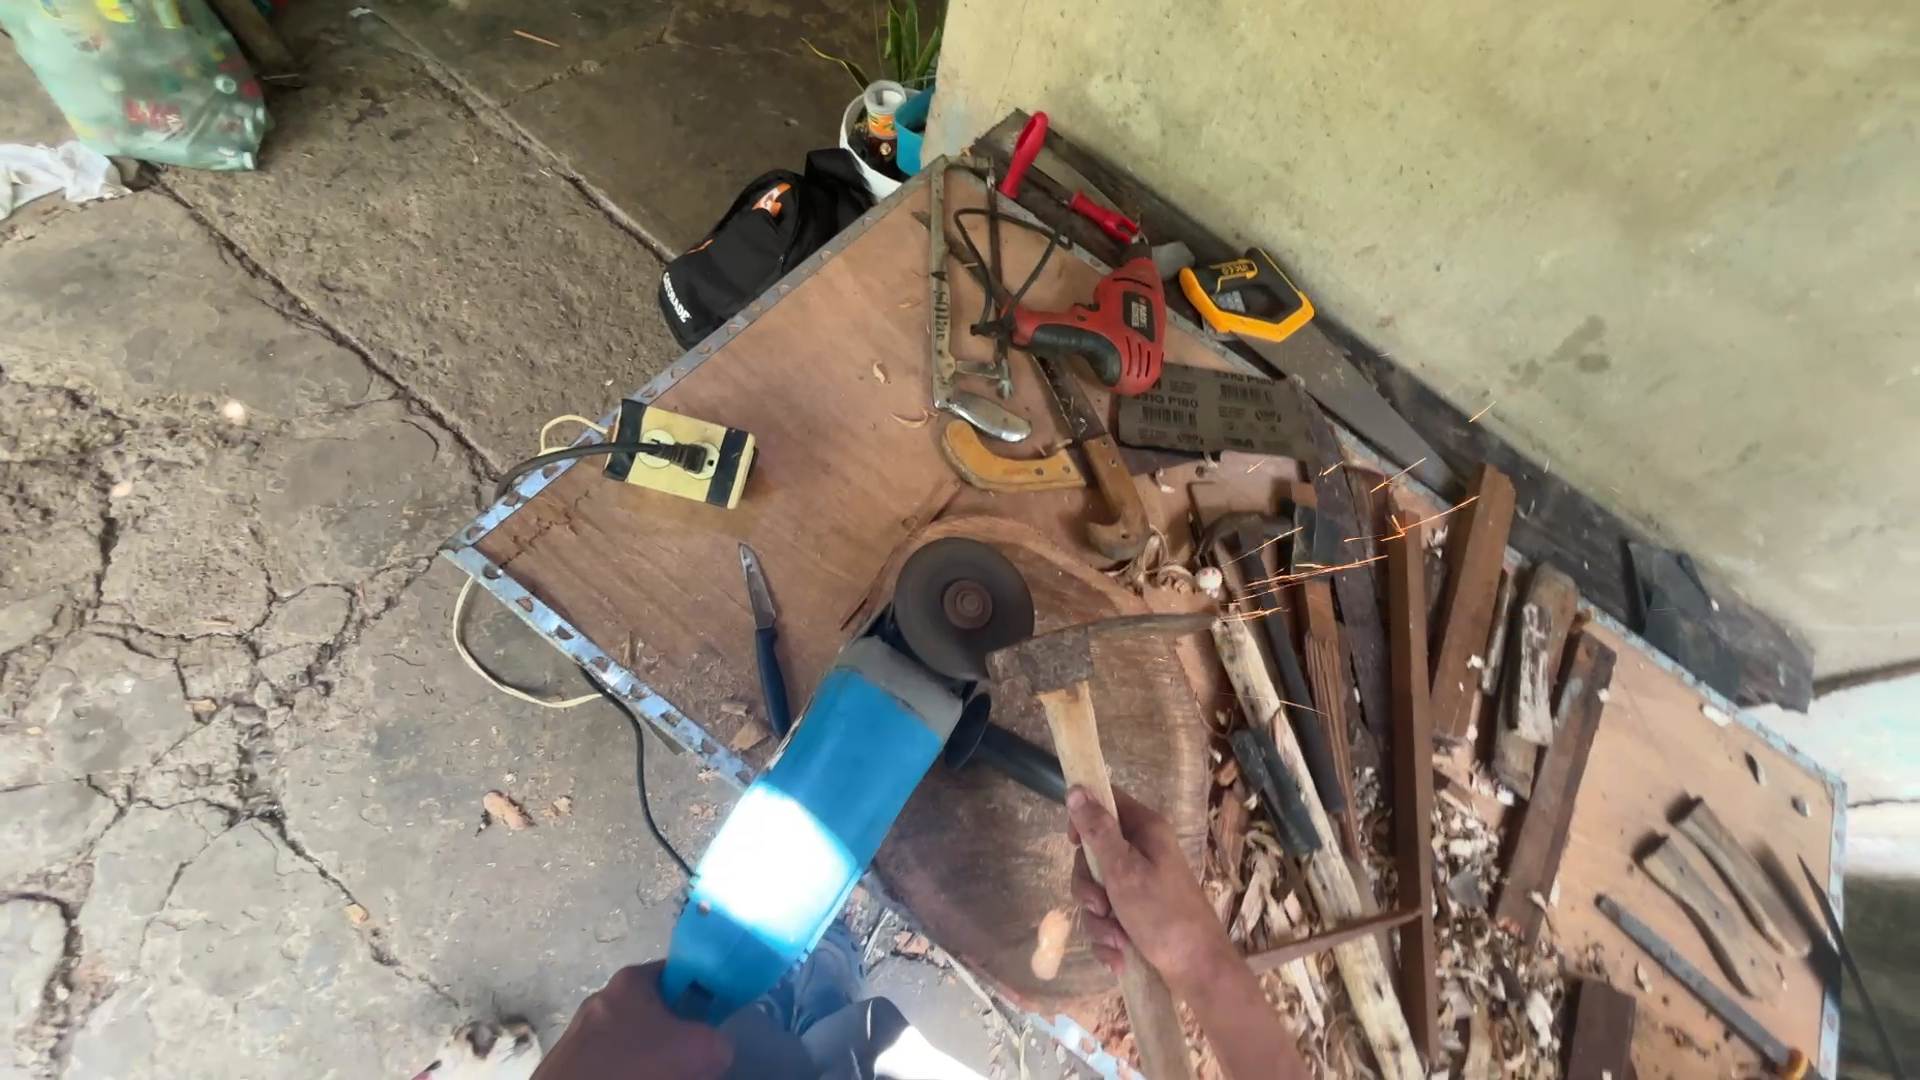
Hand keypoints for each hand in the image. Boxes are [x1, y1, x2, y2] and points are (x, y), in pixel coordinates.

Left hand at [532, 961, 732, 1079]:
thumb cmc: (633, 1069)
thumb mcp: (698, 1052)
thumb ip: (719, 1042)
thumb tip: (717, 1050)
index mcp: (631, 980)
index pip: (678, 973)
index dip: (700, 996)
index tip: (709, 1023)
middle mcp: (601, 999)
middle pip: (653, 1012)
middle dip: (672, 1036)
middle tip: (687, 1062)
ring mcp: (577, 1036)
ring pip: (628, 1044)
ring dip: (647, 1061)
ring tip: (661, 1076)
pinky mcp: (562, 1070)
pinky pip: (606, 1067)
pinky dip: (621, 1073)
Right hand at [1065, 786, 1235, 998]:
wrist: (1200, 973)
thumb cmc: (1163, 915)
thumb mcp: (1123, 870)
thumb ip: (1097, 830)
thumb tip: (1075, 789)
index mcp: (1145, 830)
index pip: (1106, 801)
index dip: (1084, 817)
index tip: (1075, 843)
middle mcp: (1142, 851)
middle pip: (1093, 852)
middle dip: (1089, 886)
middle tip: (1100, 905)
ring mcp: (1140, 882)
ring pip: (1096, 888)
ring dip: (1097, 919)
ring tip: (1115, 941)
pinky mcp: (1137, 912)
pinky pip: (1106, 915)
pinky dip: (1107, 935)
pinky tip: (1118, 955)